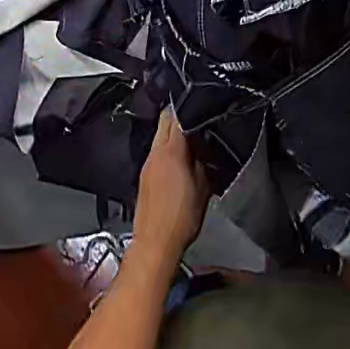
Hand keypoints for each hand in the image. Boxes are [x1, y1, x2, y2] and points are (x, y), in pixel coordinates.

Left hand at [132, 109, 207, 264]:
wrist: (154, 244)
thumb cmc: (180, 219)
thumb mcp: (203, 187)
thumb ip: (203, 161)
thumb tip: (204, 146)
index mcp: (171, 152)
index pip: (177, 116)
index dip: (190, 107)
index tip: (201, 104)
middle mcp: (155, 154)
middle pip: (165, 120)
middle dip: (180, 115)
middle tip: (197, 117)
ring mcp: (147, 165)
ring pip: (160, 136)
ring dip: (174, 133)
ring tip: (193, 139)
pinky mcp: (144, 177)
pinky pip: (157, 153)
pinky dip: (168, 150)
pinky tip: (180, 161)